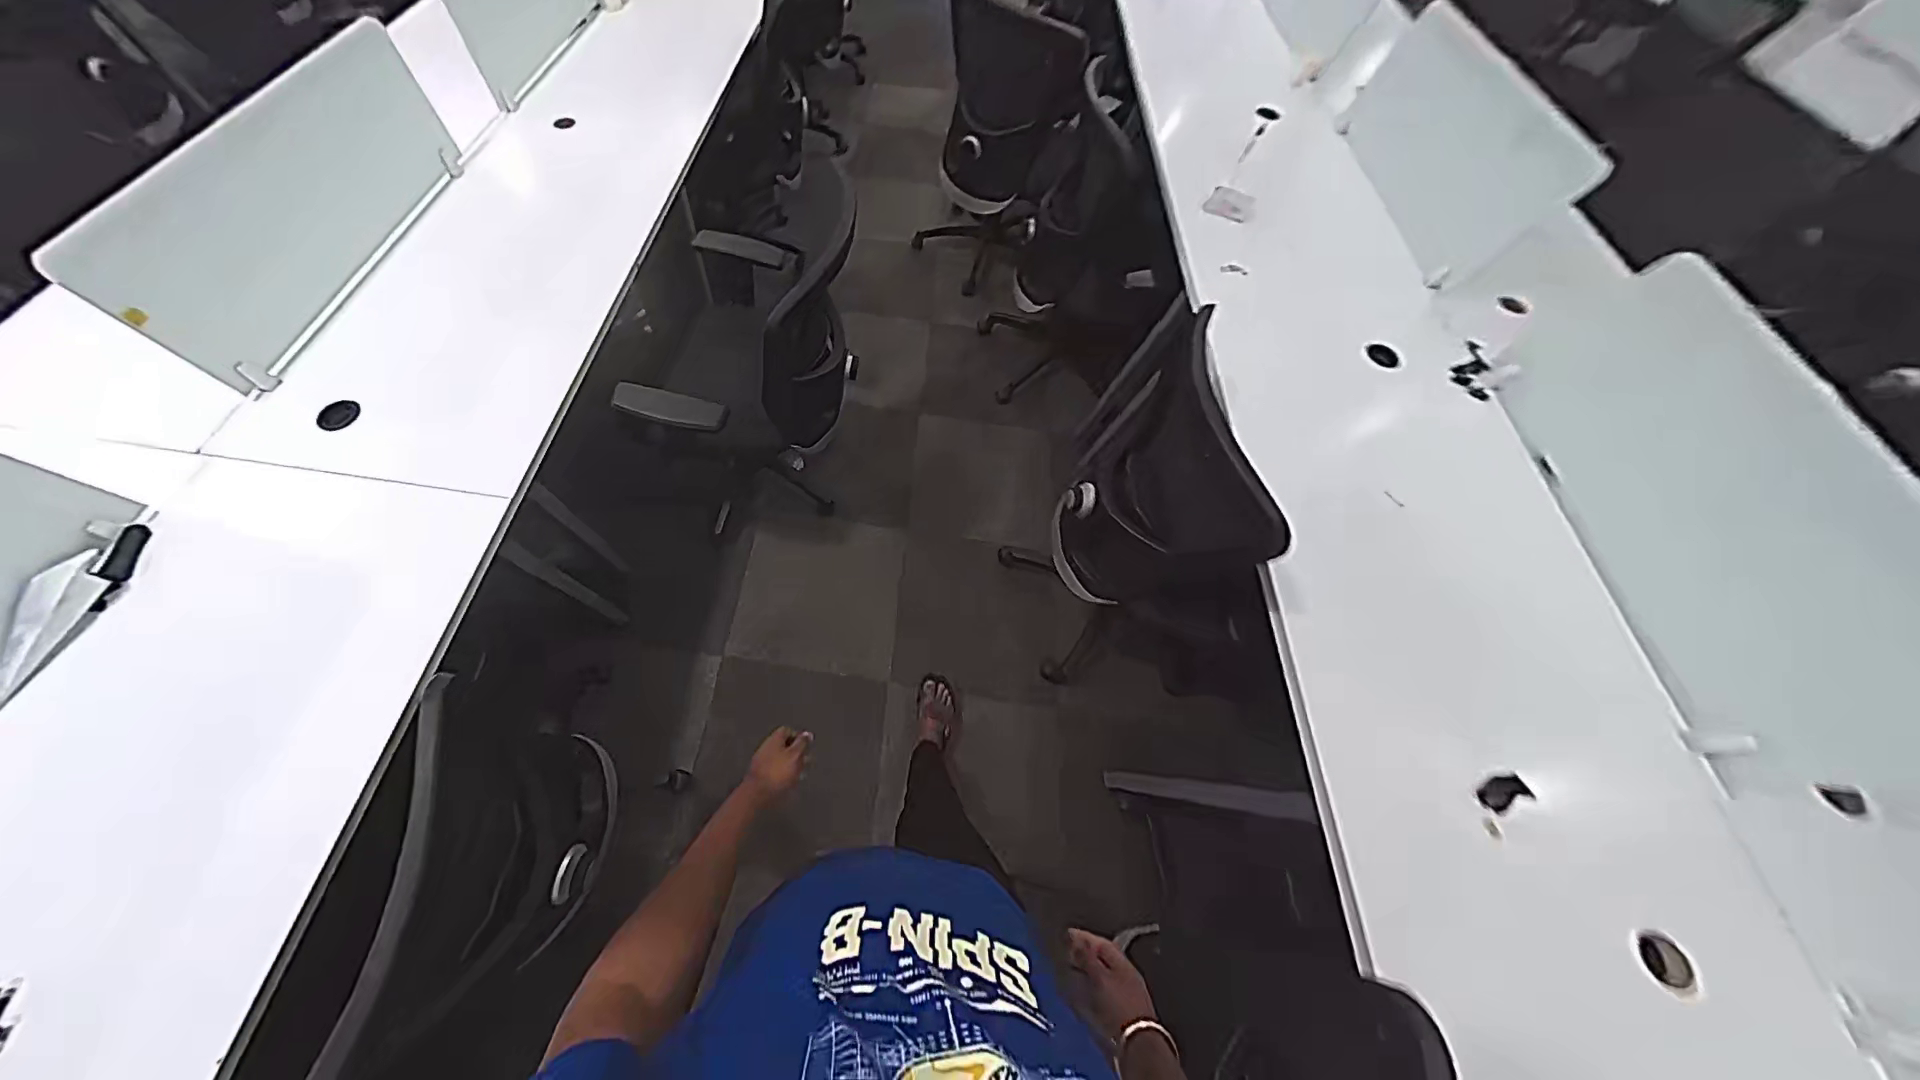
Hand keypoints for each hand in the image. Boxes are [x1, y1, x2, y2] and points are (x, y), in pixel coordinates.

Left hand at [743, 726, 811, 804]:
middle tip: (806, 760)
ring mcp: (762, 761)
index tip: (807, 746)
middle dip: (796, 752)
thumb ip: (802, 743)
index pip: (787, 730)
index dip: (798, 737)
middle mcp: (766, 747)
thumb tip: (807, 734)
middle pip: (784, 745)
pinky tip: (790, 781)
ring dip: (791, 763)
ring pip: (780, 758)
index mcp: (774, 739)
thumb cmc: (779, 772)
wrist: (757, 794)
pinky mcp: (761, 775)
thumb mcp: (795, 755)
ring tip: (801, 773)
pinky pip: (775, 769)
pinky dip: (784, 772)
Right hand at [1065, 928, 1155, 1042]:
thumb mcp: (1100, 978)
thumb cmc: (1118, 1005)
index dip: (1085, 937)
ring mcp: (1125, 992)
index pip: (1102, 943)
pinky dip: (1091, 984)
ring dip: (1087, 968)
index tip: (1068, 934)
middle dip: (1085, 952)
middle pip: (1103, 958)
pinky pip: (1103, 988)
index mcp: (1123, 963)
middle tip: (1067, 949)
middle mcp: (1125, 974)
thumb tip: (1074, 936)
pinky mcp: (1122, 1009)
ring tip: (1071, 966)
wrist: (1137, 1042)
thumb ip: (1087, 957)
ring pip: (1103, 973)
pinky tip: (1082, 989)